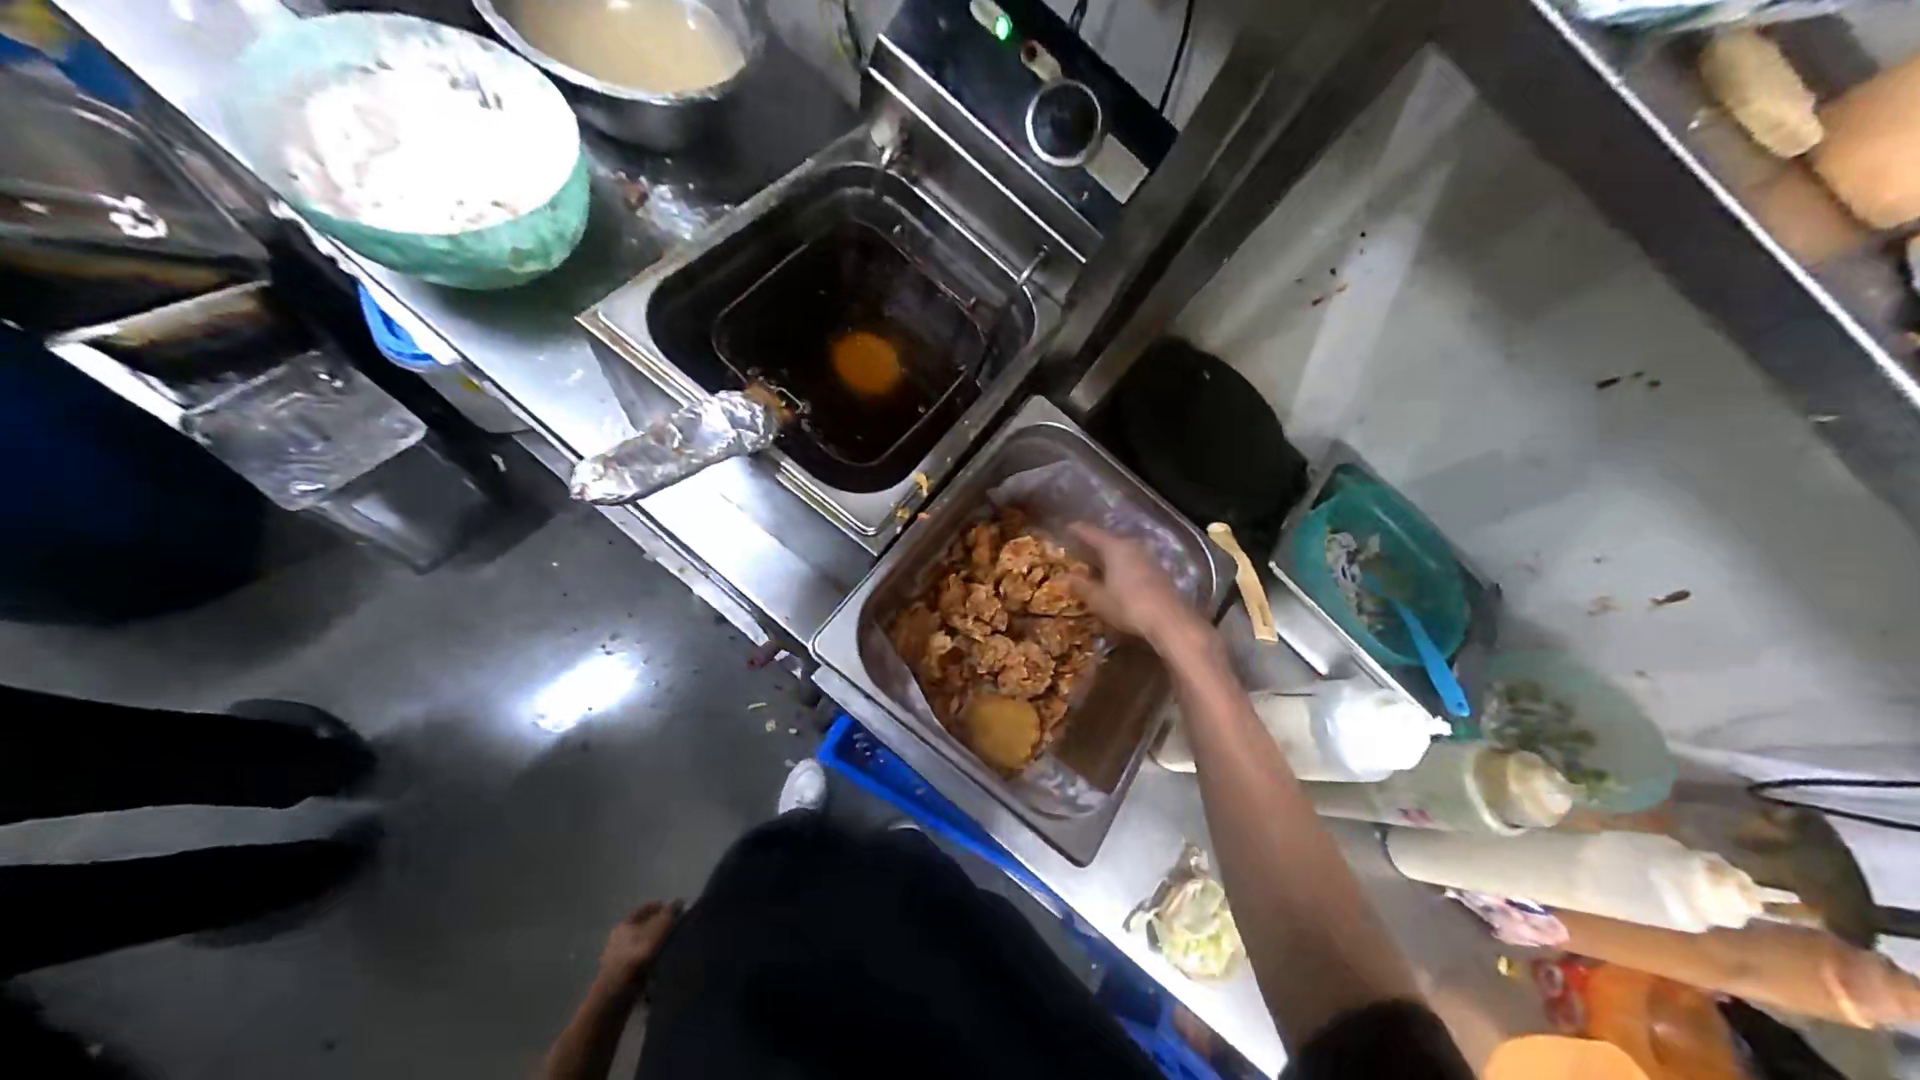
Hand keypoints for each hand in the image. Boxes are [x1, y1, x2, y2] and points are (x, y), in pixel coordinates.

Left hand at [597, 900, 681, 986]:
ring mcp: (626, 957)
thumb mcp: (649, 941)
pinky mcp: (630, 973)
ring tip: (682, 943)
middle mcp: (624, 939)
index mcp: (625, 926)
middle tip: (685, 926)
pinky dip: (660, 956)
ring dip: (664, 941)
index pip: (647, 908)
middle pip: (649, 925)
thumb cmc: (628, 968)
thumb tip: (678, 901)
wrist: (609, 1006)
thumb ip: (664, 921)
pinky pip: (649, 958)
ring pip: (650, 942)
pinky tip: (671, 960)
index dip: (663, 906)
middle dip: (666, 924)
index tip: (681, 909)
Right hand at [1069, 524, 1206, 651]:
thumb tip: (1067, 577)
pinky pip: (1133, 563)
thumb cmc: (1127, 605)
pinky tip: (1116, 578)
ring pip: (1123, 552)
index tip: (1068, 527)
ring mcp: (1148, 559)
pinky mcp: (1158, 573)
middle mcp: (1132, 547)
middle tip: (1079, 549)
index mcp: (1115, 547)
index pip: (1091, 533)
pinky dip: (1121, 567)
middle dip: (1094, 545)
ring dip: (1109, 557)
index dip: (1078, 530)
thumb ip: (1081, 586)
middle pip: (1109, 541)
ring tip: (1095, 564)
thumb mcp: (1098, 599)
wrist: (1169, 620)